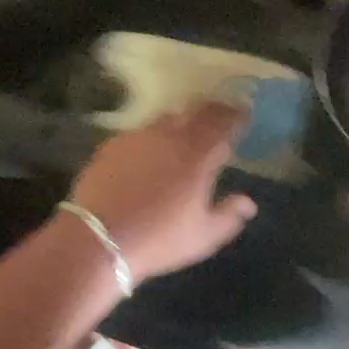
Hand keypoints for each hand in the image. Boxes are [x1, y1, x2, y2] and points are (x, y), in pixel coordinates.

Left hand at [68, 101, 257, 280]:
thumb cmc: (158, 239)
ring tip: (188, 125)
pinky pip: (142, 130)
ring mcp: (139, 136)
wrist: (99, 237)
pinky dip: (155, 133)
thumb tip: (248, 202)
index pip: (223, 125)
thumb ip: (228, 215)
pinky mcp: (115, 142)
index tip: (245, 110)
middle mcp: (170, 137)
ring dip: (183, 117)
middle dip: (213, 109)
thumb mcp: (202, 236)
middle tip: (221, 110)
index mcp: (198, 157)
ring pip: (168, 116)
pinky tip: (152, 146)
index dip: (237, 115)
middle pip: (197, 112)